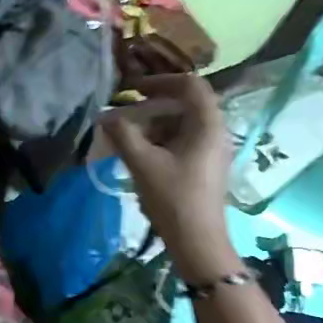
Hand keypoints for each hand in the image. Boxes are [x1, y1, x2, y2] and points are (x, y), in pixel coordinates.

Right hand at [100, 72, 241, 282]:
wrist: (197, 242)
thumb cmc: (173, 198)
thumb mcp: (143, 163)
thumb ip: (123, 134)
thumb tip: (105, 116)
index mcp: (208, 123)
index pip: (190, 84)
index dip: (160, 81)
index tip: (133, 88)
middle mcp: (217, 131)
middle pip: (186, 104)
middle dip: (153, 107)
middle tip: (126, 114)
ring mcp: (214, 151)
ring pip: (184, 125)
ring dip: (155, 126)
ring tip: (129, 139)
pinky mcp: (207, 167)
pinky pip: (185, 142)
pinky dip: (163, 142)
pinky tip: (143, 157)